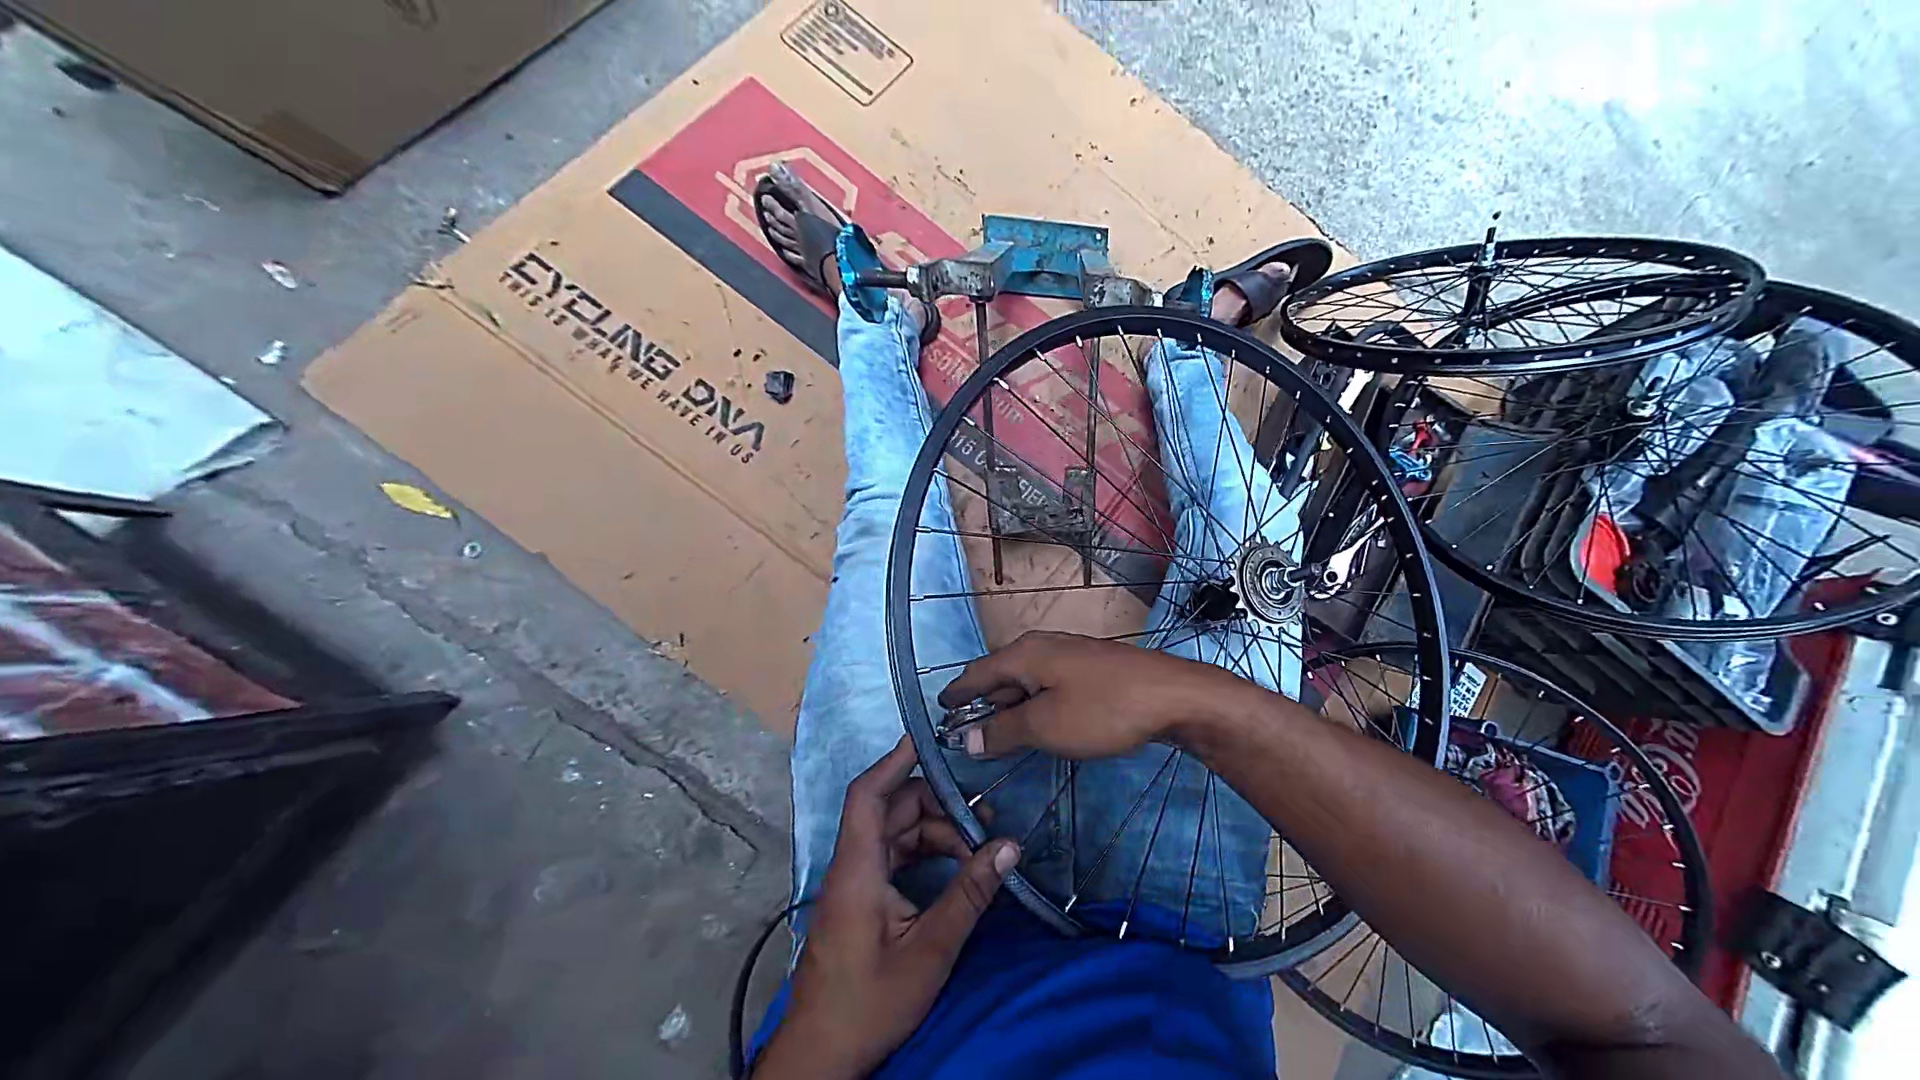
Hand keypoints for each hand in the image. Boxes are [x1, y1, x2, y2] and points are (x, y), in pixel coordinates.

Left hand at [755, 737, 1018, 1079]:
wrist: (822, 1055)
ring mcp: (855, 883)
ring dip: (935, 833)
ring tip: (977, 847)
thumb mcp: (929, 950)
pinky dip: (925, 854)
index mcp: (857, 868)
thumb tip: (1008, 847)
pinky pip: (895, 858)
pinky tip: (956, 867)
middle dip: (936, 807)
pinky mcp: (862, 900)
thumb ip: (969, 895)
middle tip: (982, 818)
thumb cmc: (869, 1003)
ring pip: (896, 835)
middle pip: (890, 812)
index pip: (868, 795)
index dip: (894, 761)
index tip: (927, 740)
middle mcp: (852, 865)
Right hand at [937, 630, 1253, 759]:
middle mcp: (1041, 646)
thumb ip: (1002, 731)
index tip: (939, 711)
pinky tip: (1041, 721)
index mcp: (1024, 654)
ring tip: (1000, 731)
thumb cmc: (1104, 709)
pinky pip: (1047, 683)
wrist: (1173, 697)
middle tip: (968, 731)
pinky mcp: (1090, 668)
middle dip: (982, 701)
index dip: (956, 694)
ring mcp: (1068, 654)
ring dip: (1009, 704)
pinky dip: (1034, 702)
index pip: (976, 673)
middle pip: (999, 674)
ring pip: (1025, 679)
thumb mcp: (1045, 726)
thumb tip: (966, 738)